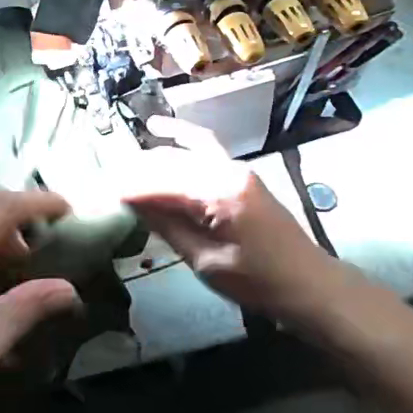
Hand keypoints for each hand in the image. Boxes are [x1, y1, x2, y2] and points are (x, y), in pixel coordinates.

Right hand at [119, 118, 364, 330]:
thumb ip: (168, 226)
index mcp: (219, 194)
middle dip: (135, 173)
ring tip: (122, 169)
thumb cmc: (258, 282)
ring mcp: (234, 167)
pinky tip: (158, 128)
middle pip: (168, 163)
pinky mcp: (239, 173)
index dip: (128, 189)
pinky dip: (181, 137)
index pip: (159, 183)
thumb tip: (132, 202)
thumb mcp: (205, 262)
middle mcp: (226, 170)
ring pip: (181, 154)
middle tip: (106, 185)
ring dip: (151, 160)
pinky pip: (204, 147)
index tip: (102, 195)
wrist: (310, 284)